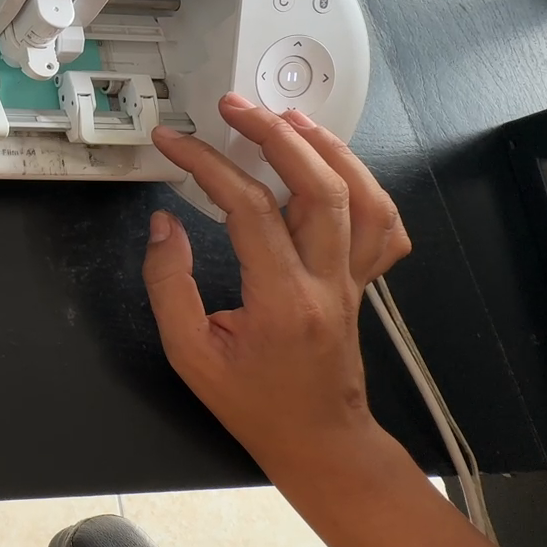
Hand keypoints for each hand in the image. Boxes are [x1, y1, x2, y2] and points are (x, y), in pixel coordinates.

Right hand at [142, 93, 410, 476]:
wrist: (319, 440)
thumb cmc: (250, 401)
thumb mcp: (187, 351)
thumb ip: (168, 282)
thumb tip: (164, 224)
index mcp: (282, 299)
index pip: (248, 208)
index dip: (206, 163)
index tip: (172, 140)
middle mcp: (328, 282)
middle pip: (320, 189)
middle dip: (275, 136)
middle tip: (235, 106)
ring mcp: (354, 280)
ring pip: (364, 199)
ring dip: (329, 149)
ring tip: (288, 118)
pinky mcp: (361, 281)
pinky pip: (383, 227)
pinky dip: (365, 186)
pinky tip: (333, 165)